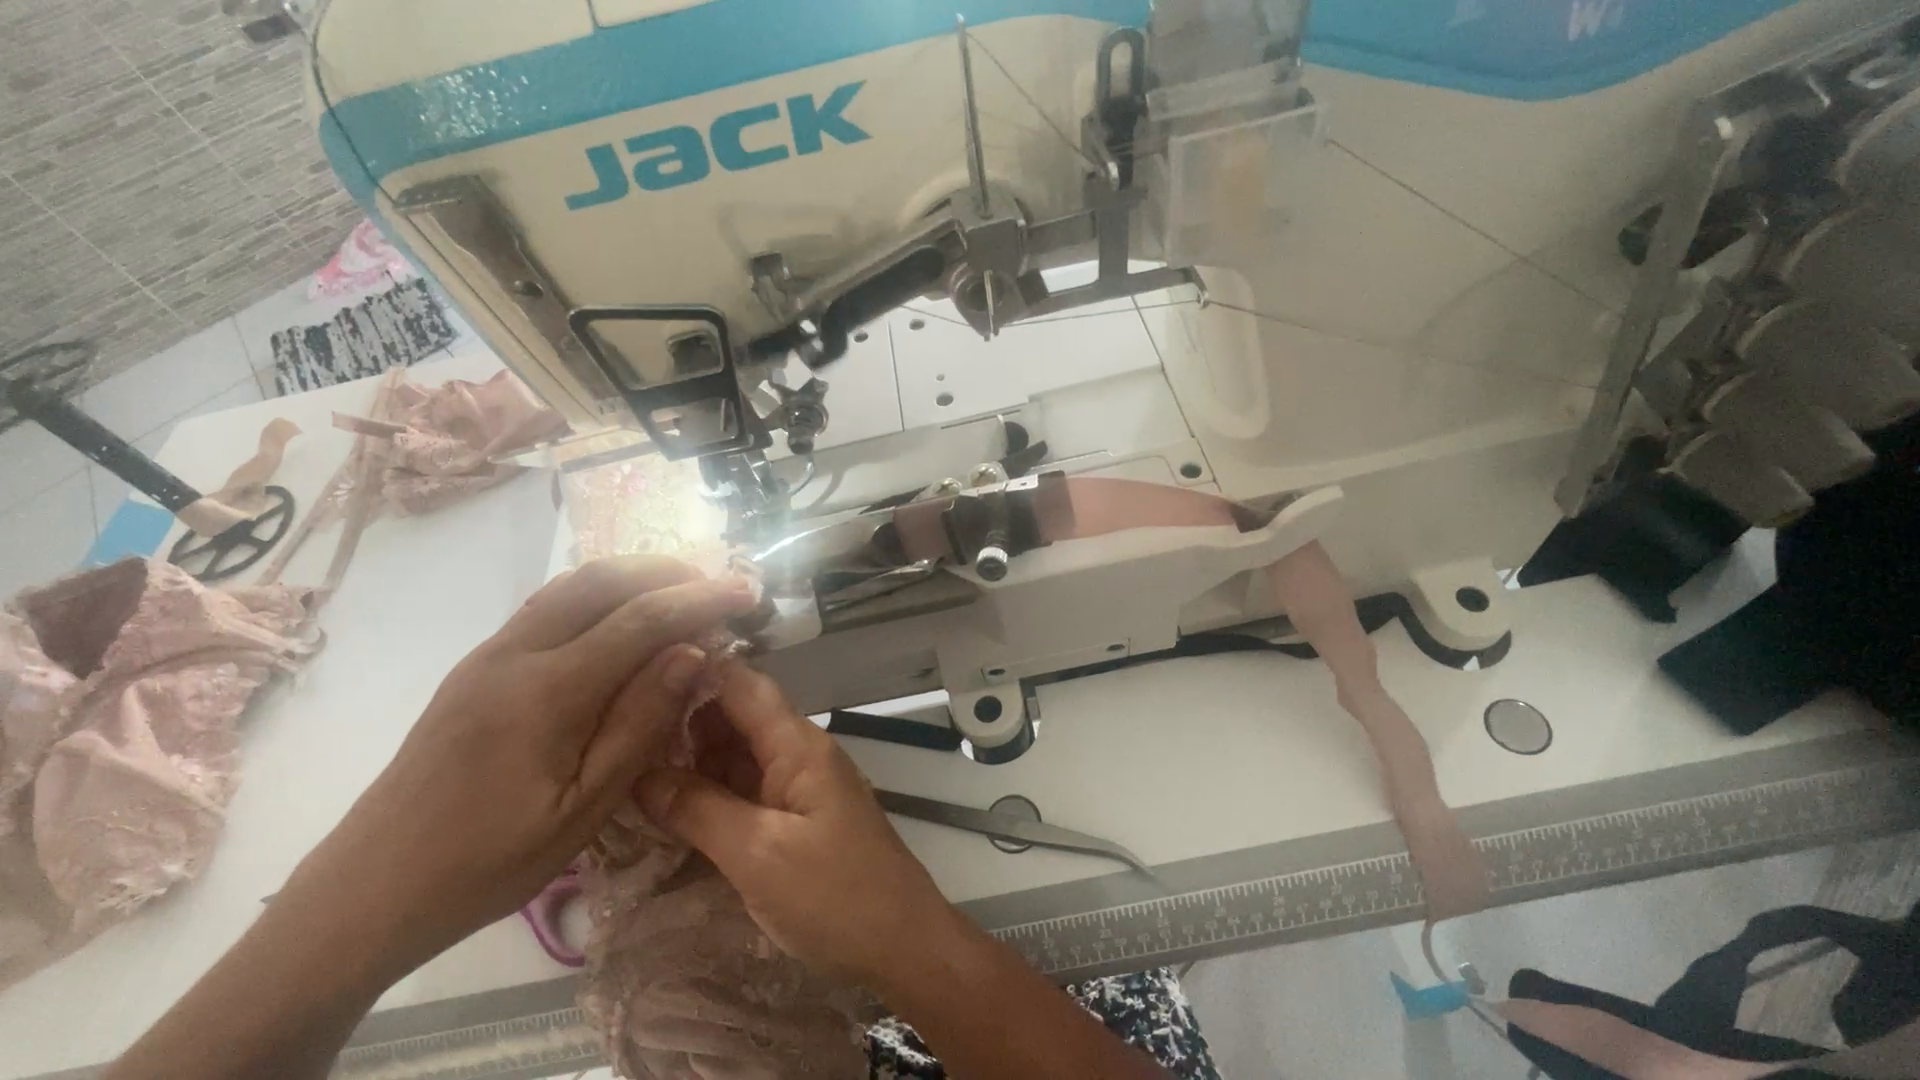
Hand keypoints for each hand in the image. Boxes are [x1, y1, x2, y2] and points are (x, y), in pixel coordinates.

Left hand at [282, 556, 756, 969]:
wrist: (370, 889)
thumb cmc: (487, 864)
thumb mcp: (583, 811)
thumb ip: (640, 726)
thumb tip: (692, 654)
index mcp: (545, 692)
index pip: (640, 620)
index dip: (700, 600)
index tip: (748, 593)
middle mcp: (514, 654)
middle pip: (601, 581)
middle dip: (668, 573)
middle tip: (719, 587)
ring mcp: (488, 656)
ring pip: (569, 585)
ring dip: (631, 576)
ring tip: (681, 592)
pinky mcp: (476, 669)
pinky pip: (547, 606)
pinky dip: (597, 594)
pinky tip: (620, 618)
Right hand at [636, 666, 958, 985]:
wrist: (902, 946)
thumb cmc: (835, 895)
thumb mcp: (758, 854)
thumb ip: (698, 810)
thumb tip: (637, 774)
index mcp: (797, 746)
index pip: (741, 685)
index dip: (691, 672)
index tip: (630, 673)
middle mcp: (797, 755)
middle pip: (733, 718)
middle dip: (679, 720)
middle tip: (611, 728)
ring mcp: (796, 788)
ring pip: (734, 756)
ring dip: (688, 759)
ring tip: (621, 762)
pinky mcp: (792, 821)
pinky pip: (743, 791)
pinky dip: (707, 793)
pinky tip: (662, 804)